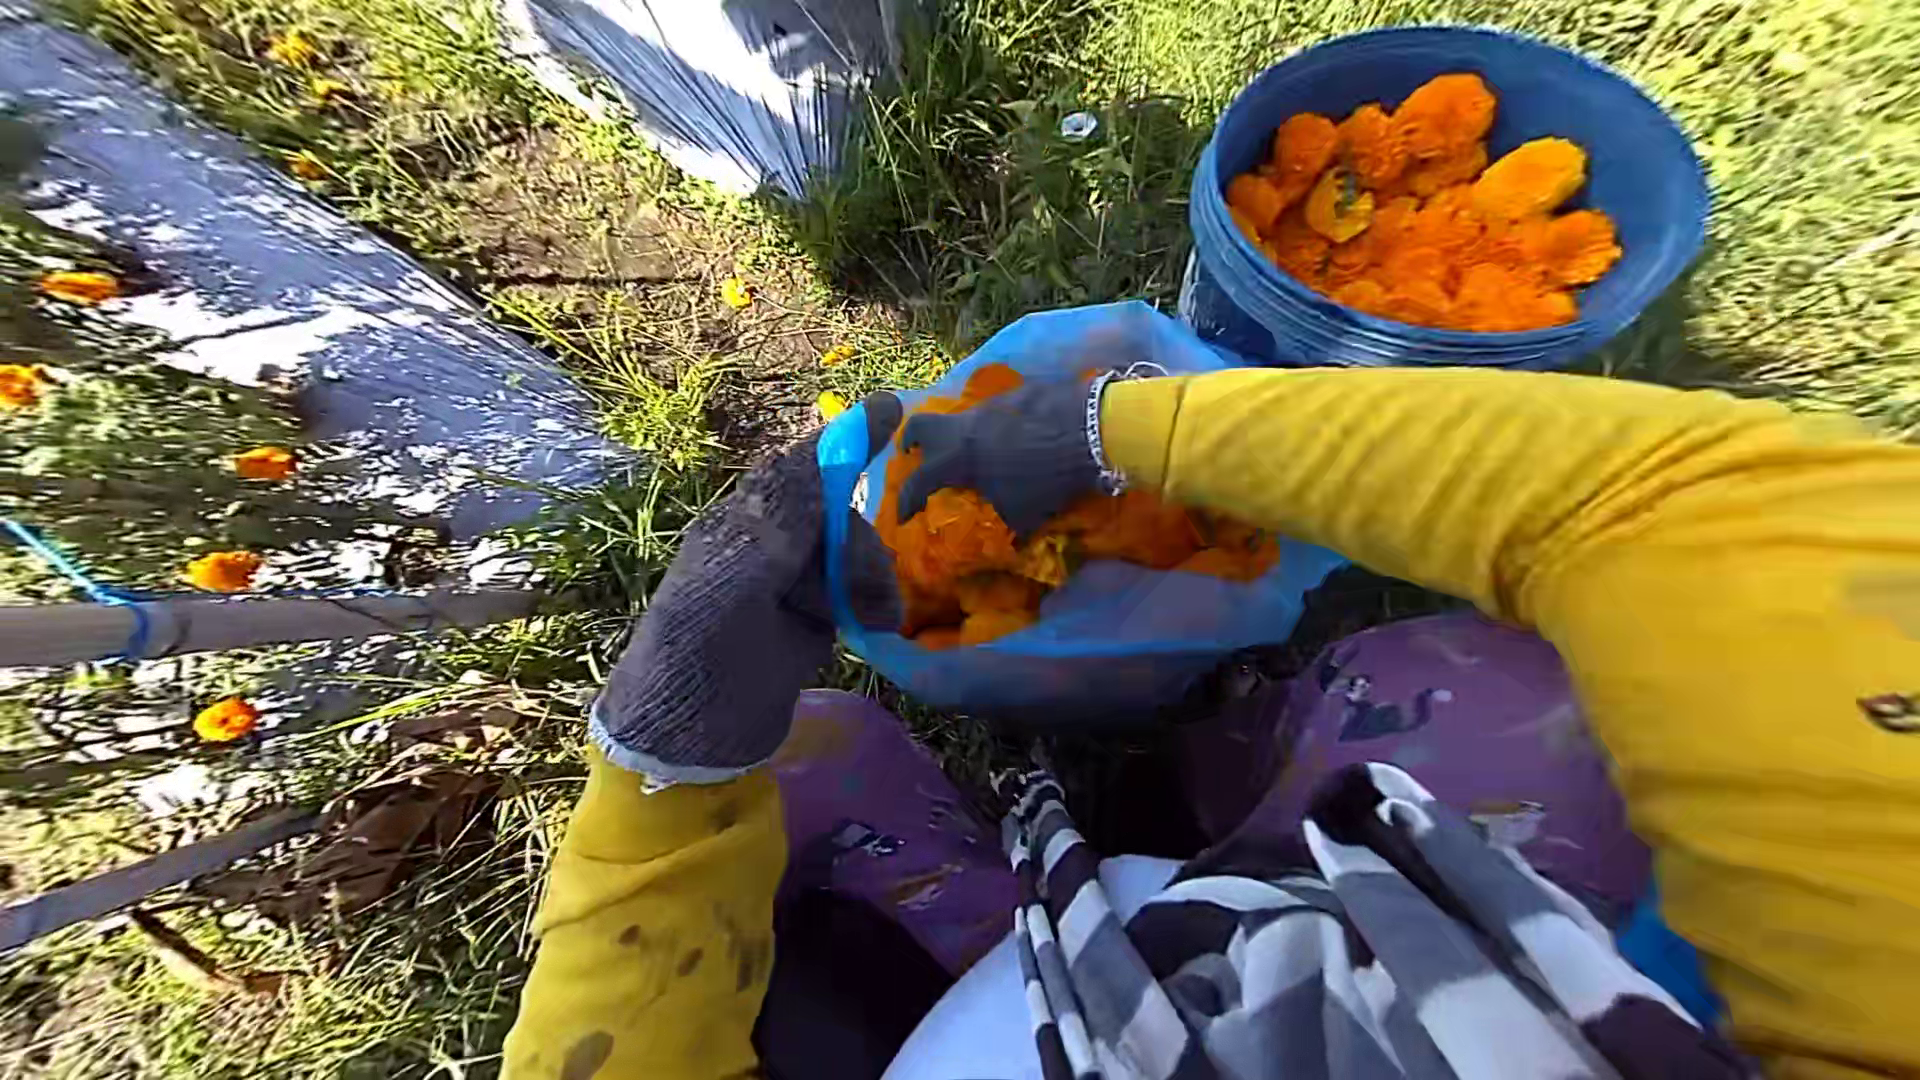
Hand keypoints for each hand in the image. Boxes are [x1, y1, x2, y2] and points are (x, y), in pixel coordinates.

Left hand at [591, 395, 902, 782]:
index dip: (845, 441)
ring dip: (870, 581)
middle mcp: (771, 546)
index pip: (800, 471)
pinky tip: (874, 626)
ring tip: (874, 619)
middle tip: (868, 594)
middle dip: (858, 549)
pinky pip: (856, 590)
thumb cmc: (698, 658)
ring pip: (853, 555)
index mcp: (743, 528)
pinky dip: (872, 603)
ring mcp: (794, 582)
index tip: (892, 409)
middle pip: (838, 518)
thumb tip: (814, 464)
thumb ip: (775, 525)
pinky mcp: (814, 615)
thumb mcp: (730, 587)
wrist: (692, 739)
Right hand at [897, 376, 1098, 534]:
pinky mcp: (1015, 393)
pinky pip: (993, 412)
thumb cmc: (1047, 479)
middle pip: (921, 426)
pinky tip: (1013, 439)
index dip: (907, 501)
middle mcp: (964, 427)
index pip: (918, 482)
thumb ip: (1007, 524)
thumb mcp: (1024, 514)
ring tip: (976, 453)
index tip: (903, 515)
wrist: (1089, 432)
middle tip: (915, 454)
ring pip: (960, 418)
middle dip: (912, 441)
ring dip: (959, 436)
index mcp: (957, 460)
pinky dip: (992, 428)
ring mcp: (989, 406)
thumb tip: (1012, 541)